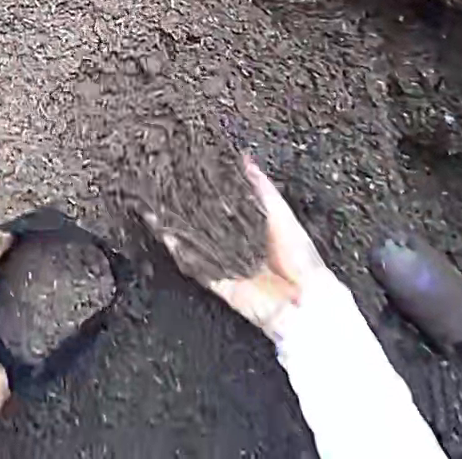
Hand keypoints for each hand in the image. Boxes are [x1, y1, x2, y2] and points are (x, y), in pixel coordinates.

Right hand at [147, 156, 331, 342]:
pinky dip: (181, 253)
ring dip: (176, 227)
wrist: (305, 302)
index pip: (223, 201)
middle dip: (185, 205)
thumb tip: (245, 159)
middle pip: (204, 220)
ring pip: (194, 241)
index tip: (188, 169)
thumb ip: (262, 188)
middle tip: (165, 186)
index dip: (206, 186)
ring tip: (156, 207)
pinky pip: (196, 267)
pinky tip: (167, 236)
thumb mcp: (280, 212)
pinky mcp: (220, 282)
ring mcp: (225, 263)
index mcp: (251, 224)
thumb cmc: (300, 257)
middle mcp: (236, 243)